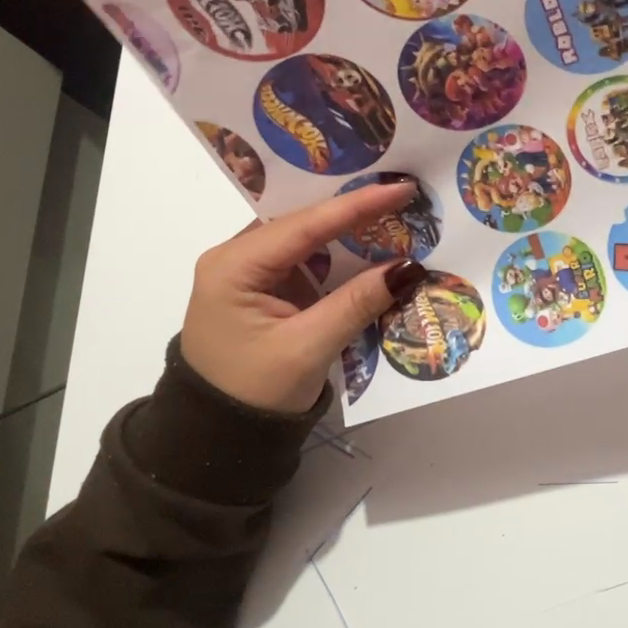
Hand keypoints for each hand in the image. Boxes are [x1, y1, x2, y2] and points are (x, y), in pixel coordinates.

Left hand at [181, 181, 429, 414]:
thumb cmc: (254, 393)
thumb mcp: (309, 348)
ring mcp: (251, 273)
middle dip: (352, 207)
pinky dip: (342, 256)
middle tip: (400, 190)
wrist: (218, 439)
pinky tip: (375, 248)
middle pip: (303, 222)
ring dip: (350, 231)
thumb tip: (410, 268)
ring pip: (308, 238)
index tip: (400, 188)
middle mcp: (237, 258)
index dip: (356, 204)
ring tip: (396, 213)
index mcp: (234, 266)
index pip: (304, 224)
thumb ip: (357, 303)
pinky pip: (309, 261)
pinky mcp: (266, 290)